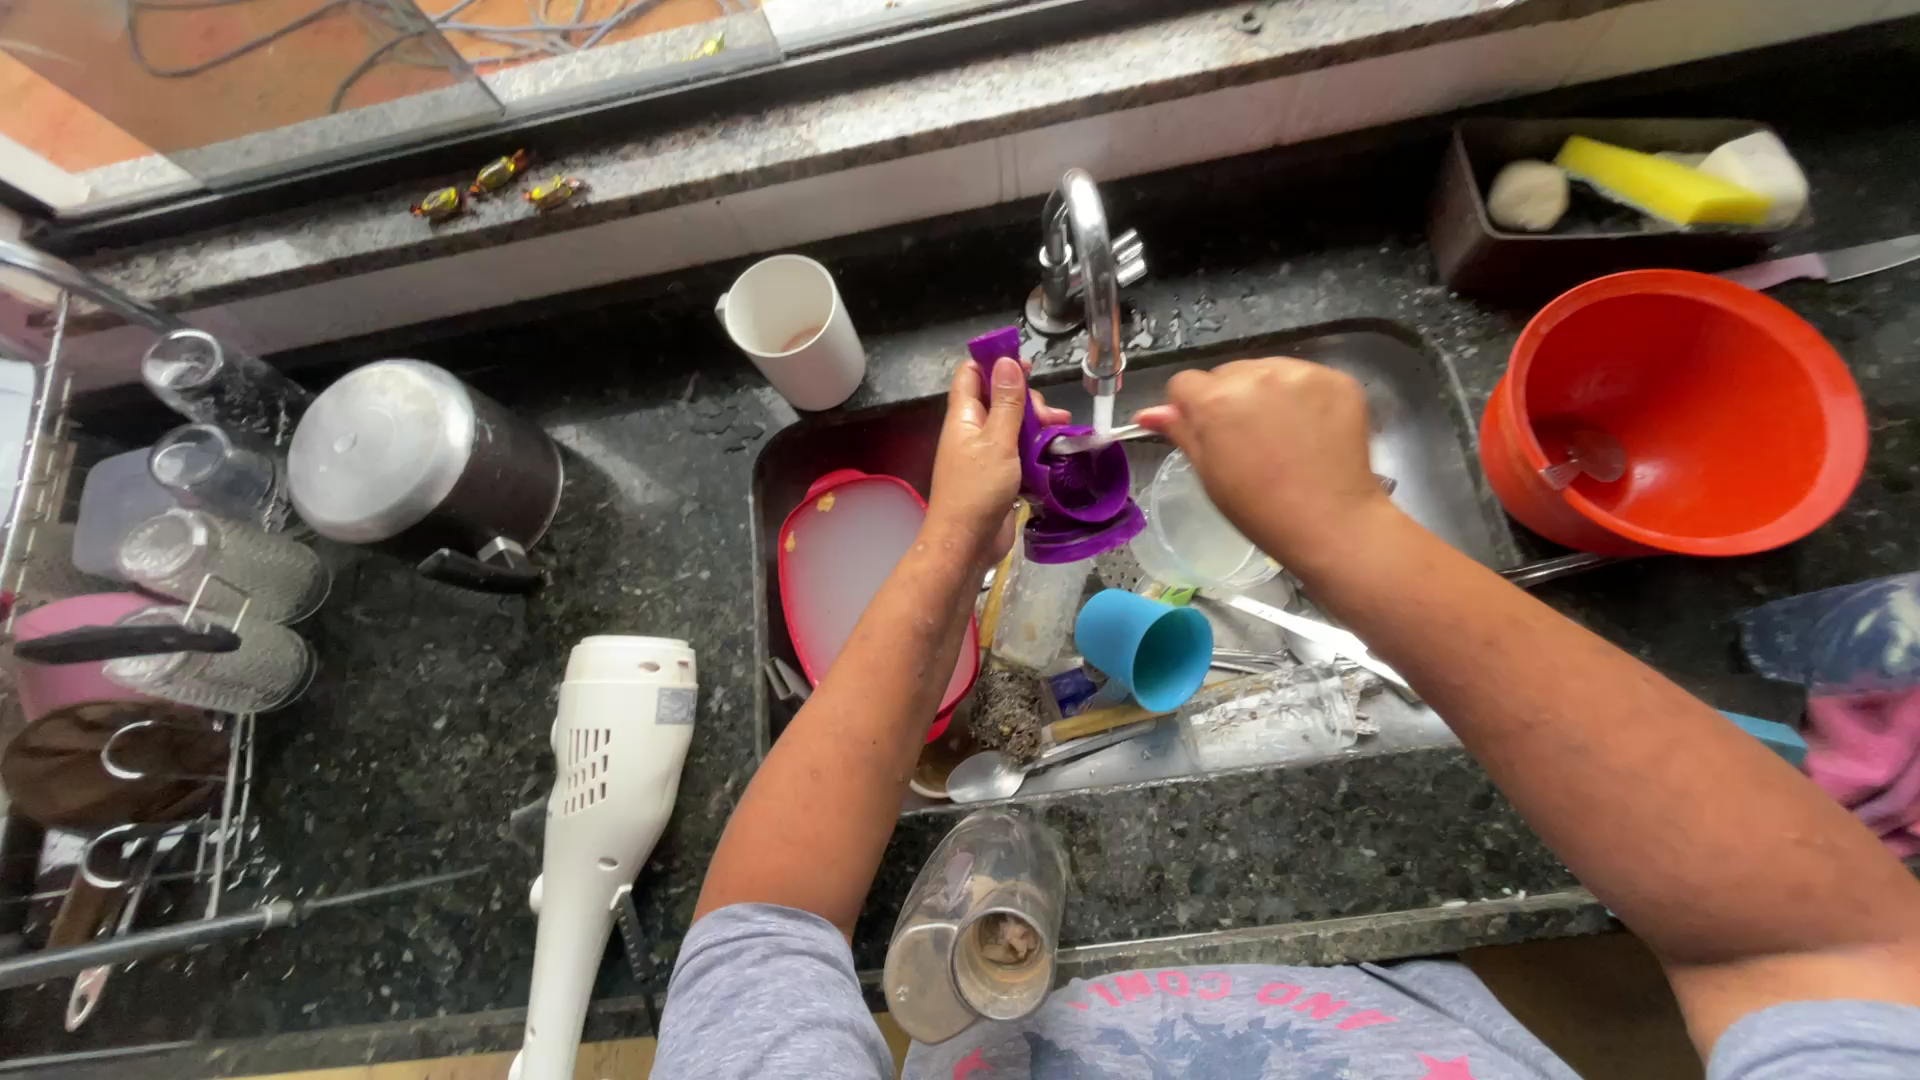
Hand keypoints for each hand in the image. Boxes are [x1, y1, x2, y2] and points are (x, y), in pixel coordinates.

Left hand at [927, 356, 1069, 566]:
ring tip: (1060, 431)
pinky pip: (1019, 452)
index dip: (994, 363)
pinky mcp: (999, 475)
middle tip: (1049, 414)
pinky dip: (1036, 449)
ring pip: (1013, 427)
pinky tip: (1055, 452)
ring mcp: (985, 454)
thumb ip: (1006, 402)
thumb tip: (1006, 361)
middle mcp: (972, 431)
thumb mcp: (997, 441)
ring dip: (1037, 425)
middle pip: (999, 400)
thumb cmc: (977, 490)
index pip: (971, 375)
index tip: (1024, 362)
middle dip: (1027, 400)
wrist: (968, 543)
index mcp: (963, 417)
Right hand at [1133, 358, 1389, 566]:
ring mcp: (1300, 373)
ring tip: (1278, 434)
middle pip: (1225, 373)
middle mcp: (1256, 375)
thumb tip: (1146, 413)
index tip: (1206, 435)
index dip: (1188, 409)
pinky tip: (1307, 429)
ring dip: (1263, 393)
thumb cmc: (1257, 507)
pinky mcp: (1336, 379)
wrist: (1330, 522)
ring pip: (1264, 370)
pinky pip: (1303, 377)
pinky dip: (1300, 396)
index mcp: (1216, 400)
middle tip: (1244, 439)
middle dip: (1227, 398)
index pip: (1183, 383)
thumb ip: (1180, 432)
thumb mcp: (1208, 472)